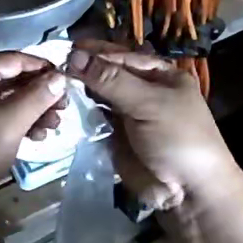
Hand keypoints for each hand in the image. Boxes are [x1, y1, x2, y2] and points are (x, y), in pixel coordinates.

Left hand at [0, 52, 67, 201]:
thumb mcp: (11, 121)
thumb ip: (37, 96)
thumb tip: (60, 77)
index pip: (13, 59)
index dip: (41, 66)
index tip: (66, 79)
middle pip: (11, 79)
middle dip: (40, 92)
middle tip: (63, 106)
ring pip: (7, 100)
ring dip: (33, 110)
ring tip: (54, 126)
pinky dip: (19, 122)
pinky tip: (37, 137)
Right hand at [64, 41, 239, 211]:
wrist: (188, 192)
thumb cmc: (177, 138)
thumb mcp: (148, 103)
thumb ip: (111, 80)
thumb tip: (74, 56)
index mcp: (161, 75)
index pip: (122, 56)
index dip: (95, 53)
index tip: (65, 50)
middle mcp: (144, 90)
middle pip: (109, 74)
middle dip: (84, 70)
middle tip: (53, 67)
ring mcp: (129, 114)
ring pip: (99, 96)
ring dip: (80, 90)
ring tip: (53, 85)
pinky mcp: (116, 136)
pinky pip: (95, 119)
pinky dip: (81, 112)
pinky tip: (61, 106)